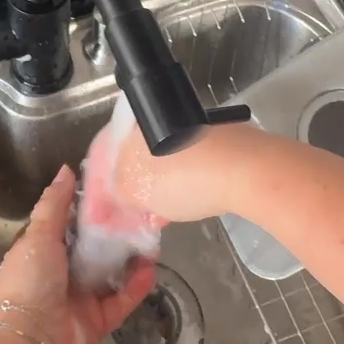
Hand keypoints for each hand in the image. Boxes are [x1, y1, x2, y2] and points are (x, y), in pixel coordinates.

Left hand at [0, 166, 155, 343]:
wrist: (30, 337)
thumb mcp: (39, 233)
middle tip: (141, 214)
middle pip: (96, 249)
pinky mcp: (99, 319)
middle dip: (117, 234)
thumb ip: (55, 203)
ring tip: (152, 239)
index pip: (72, 225)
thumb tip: (66, 170)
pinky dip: (136, 286)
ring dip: (131, 259)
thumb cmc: (30, 278)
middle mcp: (64, 272)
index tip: (115, 192)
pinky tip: (151, 268)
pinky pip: (122, 300)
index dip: (91, 210)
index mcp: (45, 250)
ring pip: (113, 274)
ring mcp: (82, 297)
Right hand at [111, 119, 268, 221]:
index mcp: (132, 124)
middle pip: (129, 159)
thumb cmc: (182, 177)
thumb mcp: (136, 191)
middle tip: (120, 222)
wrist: (246, 169)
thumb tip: (114, 200)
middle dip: (123, 193)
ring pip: (157, 165)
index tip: (96, 218)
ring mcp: (186, 130)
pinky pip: (181, 167)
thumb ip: (116, 195)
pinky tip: (173, 212)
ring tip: (146, 223)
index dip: (97, 190)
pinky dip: (172, 189)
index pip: (102, 155)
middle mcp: (156, 120)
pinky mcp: (211, 144)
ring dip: (148, 194)